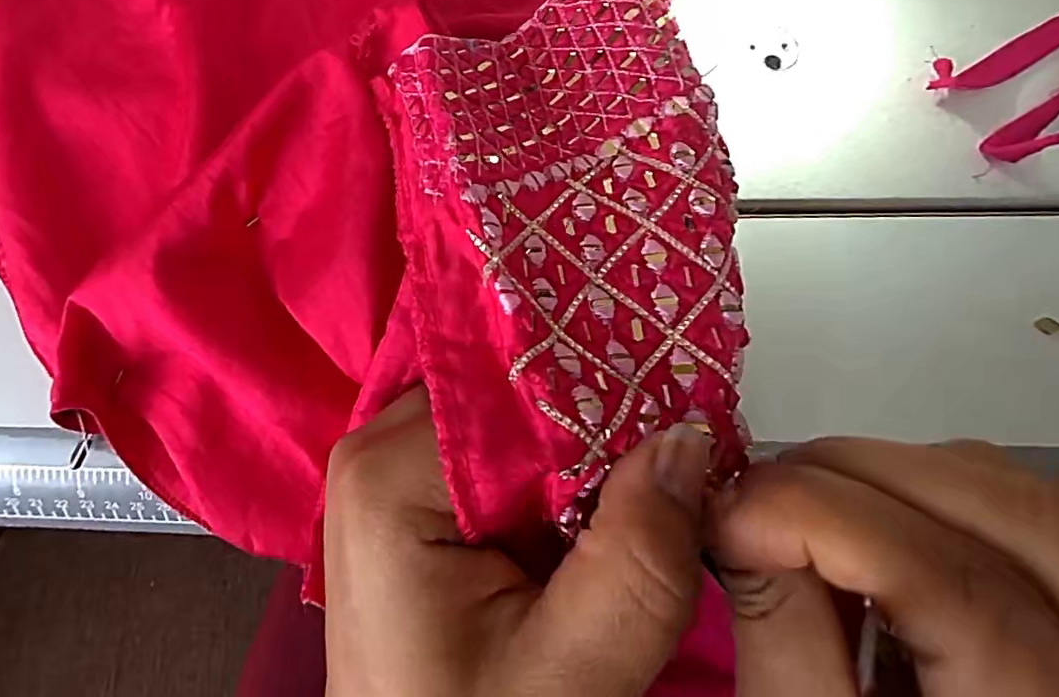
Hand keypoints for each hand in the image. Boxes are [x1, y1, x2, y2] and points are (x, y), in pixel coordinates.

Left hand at [323, 386, 713, 696]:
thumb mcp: (566, 677)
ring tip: (628, 479)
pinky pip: (486, 449)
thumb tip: (684, 438)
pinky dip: (542, 471)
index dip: (590, 397)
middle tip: (661, 444)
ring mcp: (386, 467)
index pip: (504, 390)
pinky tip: (582, 503)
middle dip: (582, 420)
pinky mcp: (406, 490)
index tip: (665, 408)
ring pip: (500, 420)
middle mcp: (374, 450)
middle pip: (500, 396)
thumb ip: (633, 560)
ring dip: (568, 449)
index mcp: (386, 473)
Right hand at [706, 438, 1058, 696]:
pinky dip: (946, 495)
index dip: (821, 514)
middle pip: (1028, 519)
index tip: (733, 506)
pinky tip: (879, 526)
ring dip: (904, 474)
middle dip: (864, 470)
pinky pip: (1054, 531)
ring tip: (817, 505)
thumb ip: (779, 631)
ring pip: (1047, 509)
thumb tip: (740, 508)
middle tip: (770, 491)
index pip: (955, 584)